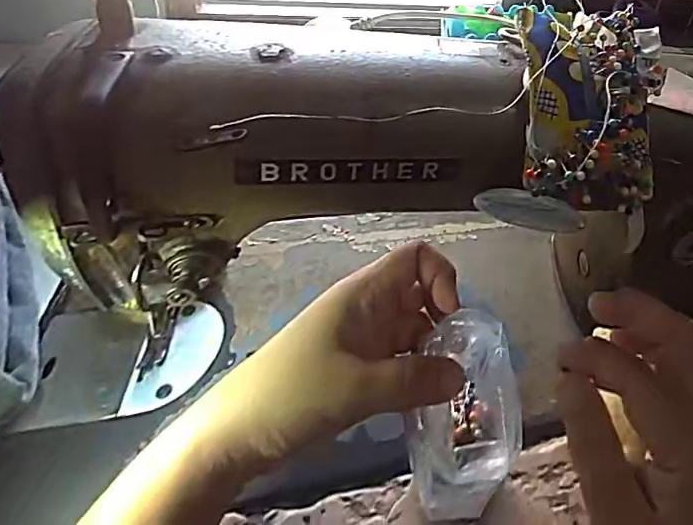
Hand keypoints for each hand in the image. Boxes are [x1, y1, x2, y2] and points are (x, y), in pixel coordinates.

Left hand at [84, 243, 465, 523]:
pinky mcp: (353, 369)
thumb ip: (412, 381)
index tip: (450, 317)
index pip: (416, 257)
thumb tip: (461, 375)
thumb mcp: (355, 388)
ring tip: (443, 387)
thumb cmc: (291, 394)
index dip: (441, 276)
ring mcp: (360, 339)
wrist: (232, 435)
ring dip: (430, 351)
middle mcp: (367, 308)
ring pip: (410, 329)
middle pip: (419, 294)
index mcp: (364, 293)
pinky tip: (421, 401)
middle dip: (443, 319)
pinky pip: (397, 359)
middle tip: (456, 358)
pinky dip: (414, 373)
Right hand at [557, 289, 692, 524]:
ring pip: (685, 349)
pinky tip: (625, 353)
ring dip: (646, 325)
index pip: (642, 377)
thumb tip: (570, 377)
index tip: (560, 354)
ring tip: (605, 322)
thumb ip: (593, 446)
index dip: (597, 356)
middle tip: (595, 304)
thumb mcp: (615, 517)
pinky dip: (652, 347)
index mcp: (690, 443)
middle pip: (682, 341)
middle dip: (639, 312)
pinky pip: (681, 368)